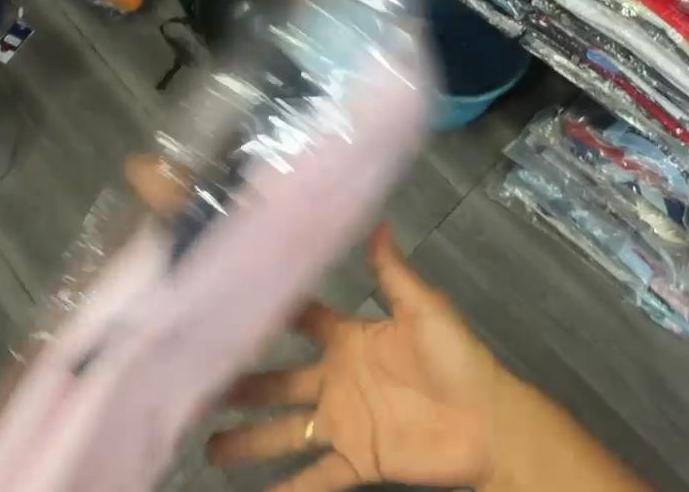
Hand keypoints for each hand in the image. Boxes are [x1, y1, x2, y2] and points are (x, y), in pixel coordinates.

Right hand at [206, 225, 508, 491]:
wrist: (486, 421)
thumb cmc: (455, 358)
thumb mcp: (424, 310)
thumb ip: (394, 274)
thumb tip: (378, 222)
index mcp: (353, 339)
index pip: (307, 321)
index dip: (276, 312)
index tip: (234, 302)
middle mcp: (339, 379)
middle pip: (282, 380)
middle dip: (245, 382)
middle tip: (202, 382)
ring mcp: (344, 422)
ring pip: (286, 430)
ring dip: (251, 438)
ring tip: (209, 444)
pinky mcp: (356, 460)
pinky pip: (315, 478)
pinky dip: (286, 490)